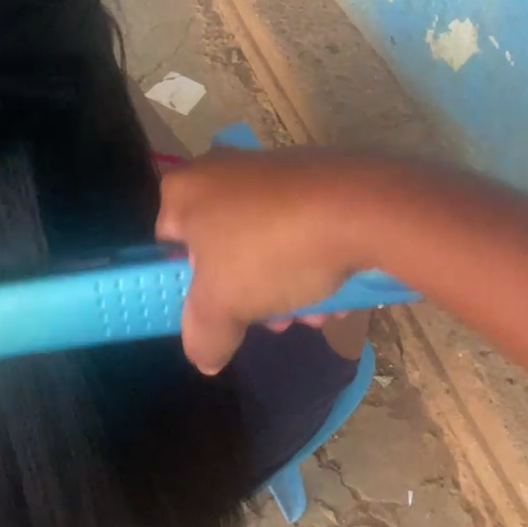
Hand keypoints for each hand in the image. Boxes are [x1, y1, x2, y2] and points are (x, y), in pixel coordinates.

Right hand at [157, 148, 391, 372]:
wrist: (361, 208)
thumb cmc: (270, 249)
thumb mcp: (222, 305)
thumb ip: (203, 335)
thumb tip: (204, 357)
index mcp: (185, 188)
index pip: (166, 241)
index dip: (184, 282)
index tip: (211, 311)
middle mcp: (224, 169)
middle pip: (222, 247)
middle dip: (247, 293)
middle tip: (271, 321)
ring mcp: (274, 171)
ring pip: (266, 242)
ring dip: (286, 287)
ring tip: (313, 313)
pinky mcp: (317, 178)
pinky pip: (301, 227)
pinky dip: (313, 260)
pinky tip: (337, 294)